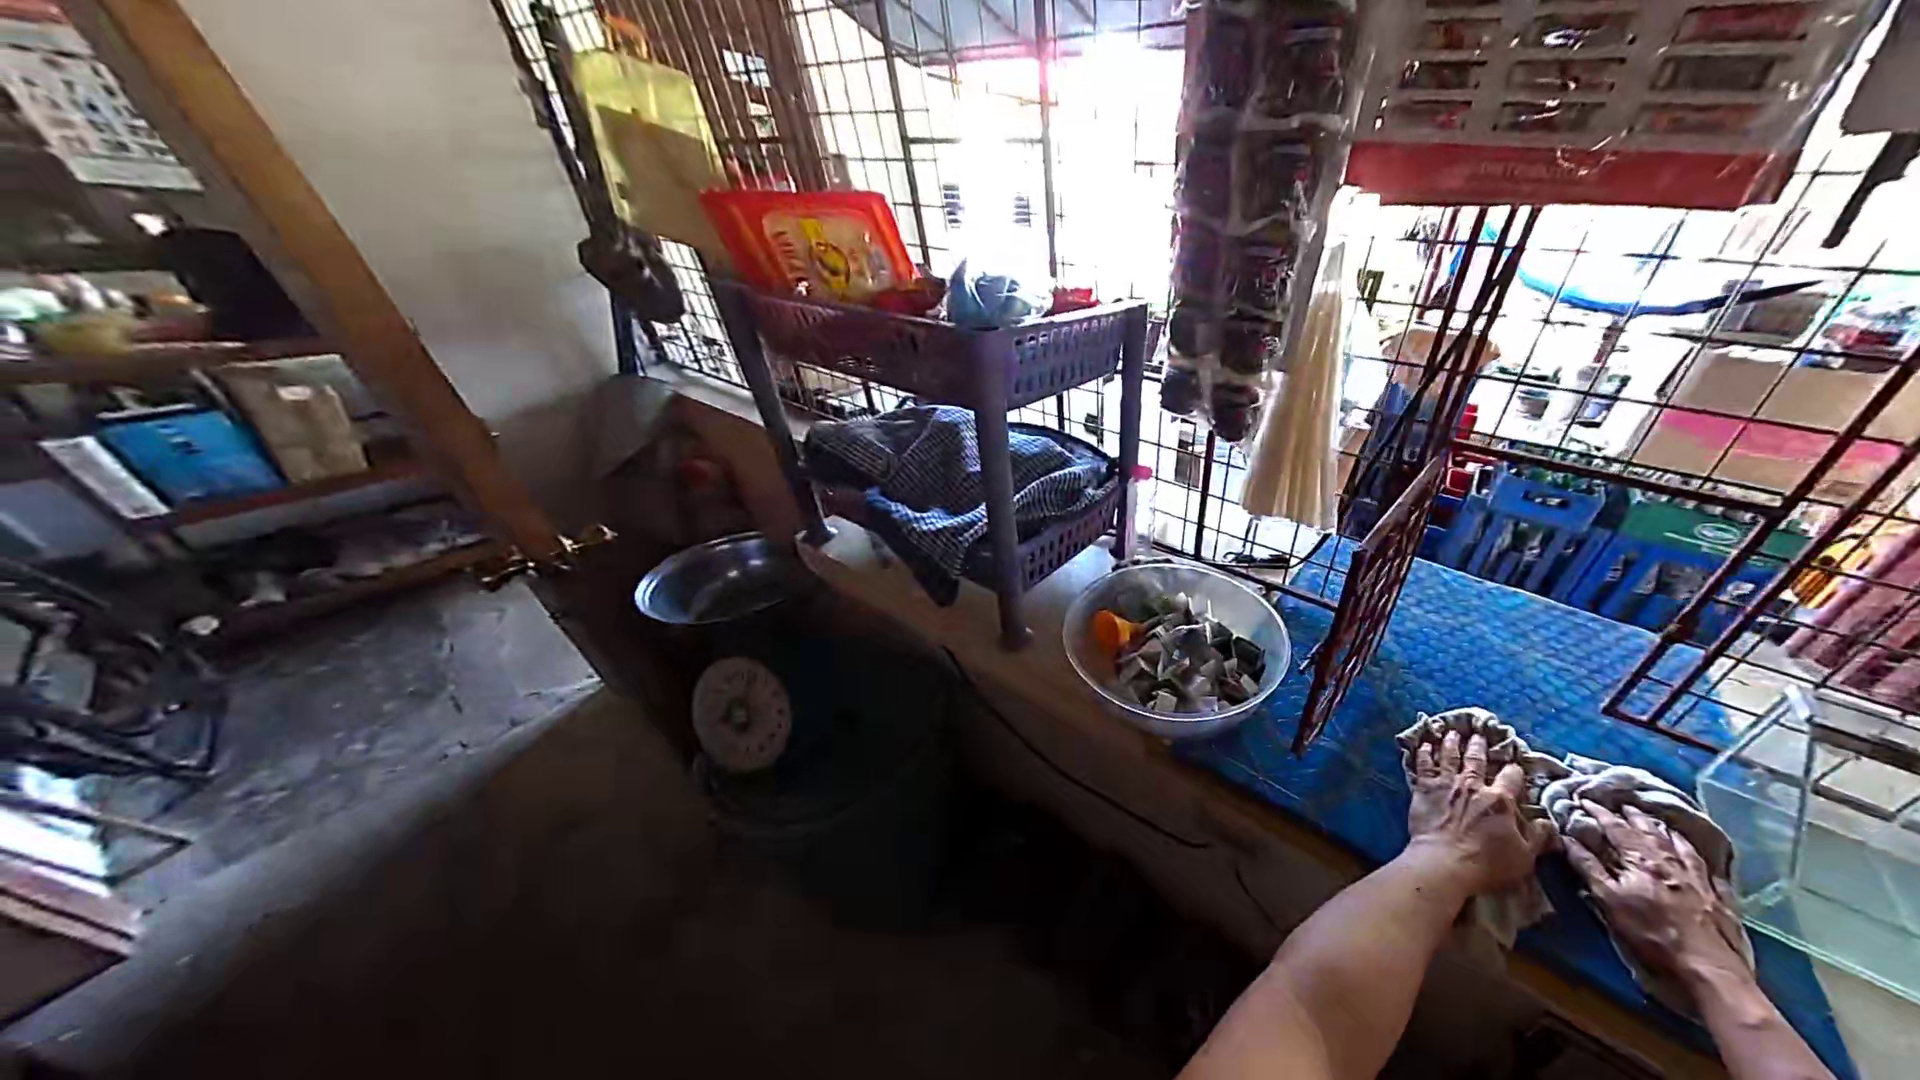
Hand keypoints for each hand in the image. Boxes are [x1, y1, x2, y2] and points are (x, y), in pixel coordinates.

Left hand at [1407, 729, 1554, 895]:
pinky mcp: (1424, 787)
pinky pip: (1424, 765)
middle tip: (1478, 734)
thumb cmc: (1489, 862)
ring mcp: (1446, 784)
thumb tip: (1548, 823)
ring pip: (1449, 756)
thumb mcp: (1525, 855)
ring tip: (1452, 732)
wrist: (1445, 861)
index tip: (1513, 764)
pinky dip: (1424, 753)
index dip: (1514, 769)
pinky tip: (1424, 745)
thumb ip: (1537, 836)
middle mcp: (1473, 785)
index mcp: (1500, 800)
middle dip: (1479, 746)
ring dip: (1451, 743)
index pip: (1511, 777)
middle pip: (1477, 759)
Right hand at [1562, 801, 1746, 986]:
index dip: (1599, 813)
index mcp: (1641, 861)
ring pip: (1681, 846)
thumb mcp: (1607, 900)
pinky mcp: (1721, 900)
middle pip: (1650, 832)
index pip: (1616, 828)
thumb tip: (1567, 838)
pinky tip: (1695, 854)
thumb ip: (1587, 866)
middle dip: (1634, 817)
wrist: (1709, 973)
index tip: (1585, 800)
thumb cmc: (1649, 935)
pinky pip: (1709, 869)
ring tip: (1657, 822)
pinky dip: (1697, 855)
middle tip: (1622, 806)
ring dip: (1665, 831)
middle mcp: (1671, 864)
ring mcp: (1700, 881)